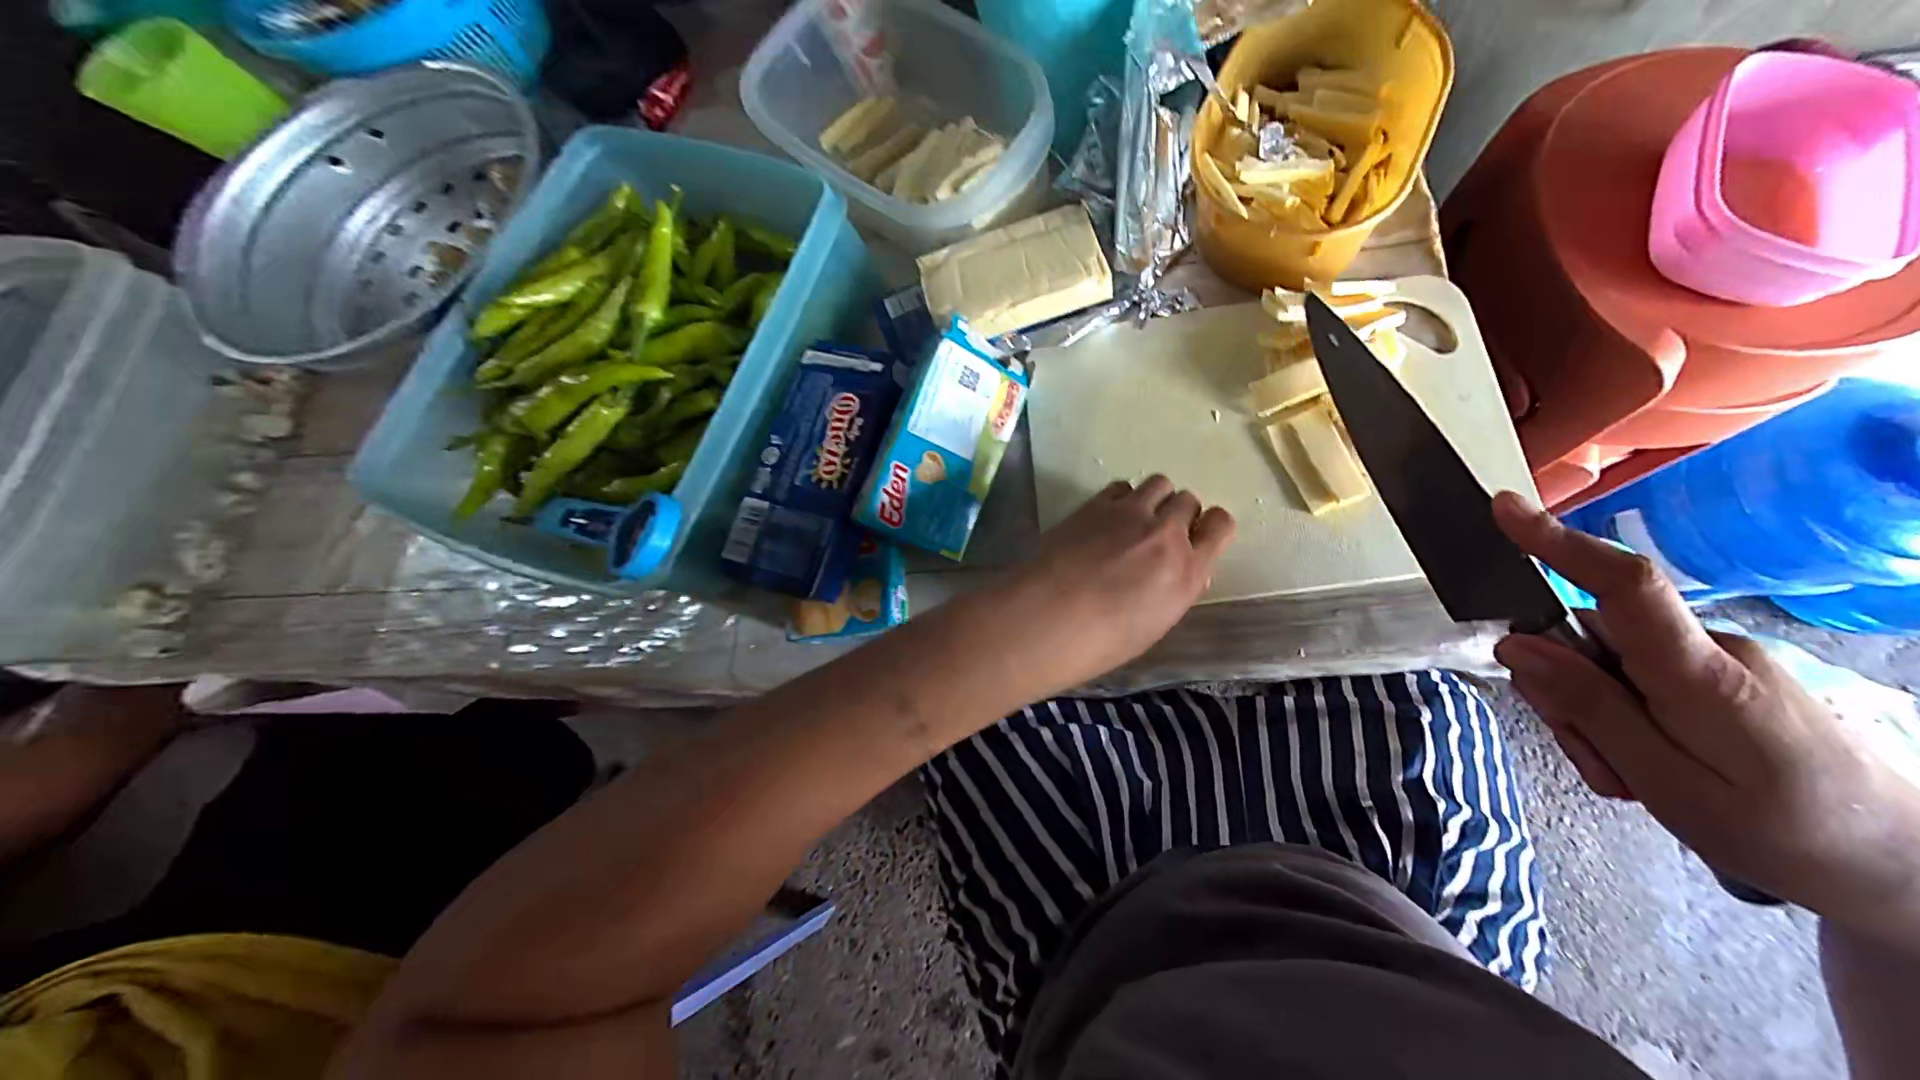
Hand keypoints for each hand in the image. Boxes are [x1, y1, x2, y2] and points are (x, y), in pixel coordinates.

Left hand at [989, 476, 1234, 697]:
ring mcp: (1130, 514)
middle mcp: (1166, 534)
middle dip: (1179, 514)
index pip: (1221, 525)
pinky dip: (1122, 498)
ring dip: (1153, 500)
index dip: (1210, 528)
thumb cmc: (1101, 642)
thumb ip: (1175, 591)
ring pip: (1160, 484)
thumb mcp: (1154, 626)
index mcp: (1188, 571)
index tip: (1196, 538)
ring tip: (1133, 522)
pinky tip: (1105, 519)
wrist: (1046, 618)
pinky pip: (1122, 487)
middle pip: (1188, 501)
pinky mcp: (1095, 504)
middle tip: (1157, 535)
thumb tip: (1184, 572)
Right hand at [1490, 491, 1919, 947]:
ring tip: (1630, 776)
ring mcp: (1718, 660)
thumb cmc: (1786, 835)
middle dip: (1562, 692)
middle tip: (1596, 761)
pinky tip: (1646, 766)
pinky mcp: (1719, 677)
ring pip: (1601, 665)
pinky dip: (1619, 721)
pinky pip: (1633, 681)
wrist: (1901, 866)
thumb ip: (1589, 708)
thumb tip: (1517, 646)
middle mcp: (1710, 649)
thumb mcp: (1667, 785)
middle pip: (1587, 638)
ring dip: (1591, 717)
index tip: (1505, 508)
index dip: (1558, 543)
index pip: (1624, 586)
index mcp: (1702, 675)